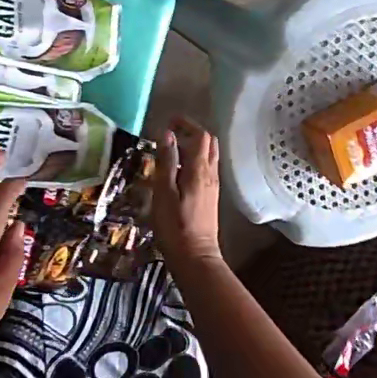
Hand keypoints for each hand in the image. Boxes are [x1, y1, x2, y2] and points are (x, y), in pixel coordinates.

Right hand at [154, 117, 222, 266]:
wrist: (195, 257)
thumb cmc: (174, 226)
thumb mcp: (164, 192)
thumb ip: (166, 162)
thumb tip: (166, 134)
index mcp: (199, 170)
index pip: (200, 136)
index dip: (186, 124)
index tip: (169, 120)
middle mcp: (210, 174)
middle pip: (208, 143)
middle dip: (192, 131)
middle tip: (171, 132)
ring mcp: (213, 186)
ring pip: (209, 156)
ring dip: (194, 146)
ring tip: (172, 149)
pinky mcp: (210, 196)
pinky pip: (206, 169)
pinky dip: (194, 160)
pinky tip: (178, 170)